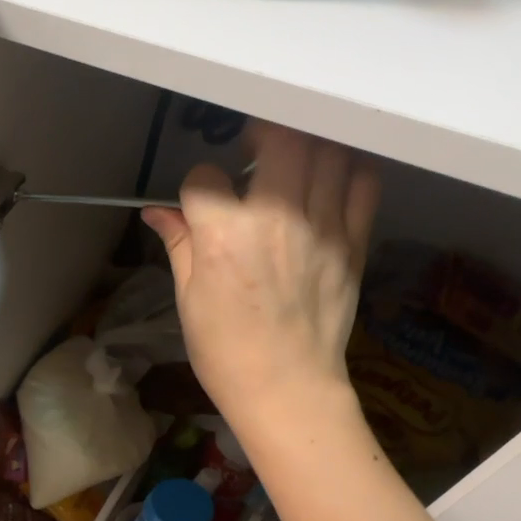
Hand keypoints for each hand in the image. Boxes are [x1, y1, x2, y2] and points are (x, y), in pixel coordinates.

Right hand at [141, 123, 379, 435]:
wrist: (285, 387)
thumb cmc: (224, 350)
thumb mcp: (188, 298)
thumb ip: (179, 244)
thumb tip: (158, 213)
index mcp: (223, 235)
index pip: (203, 179)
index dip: (195, 186)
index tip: (196, 202)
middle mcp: (275, 217)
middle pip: (277, 140)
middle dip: (260, 133)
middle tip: (253, 145)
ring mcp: (322, 225)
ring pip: (324, 151)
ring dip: (305, 146)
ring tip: (291, 160)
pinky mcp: (354, 240)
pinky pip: (362, 182)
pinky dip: (347, 171)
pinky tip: (329, 182)